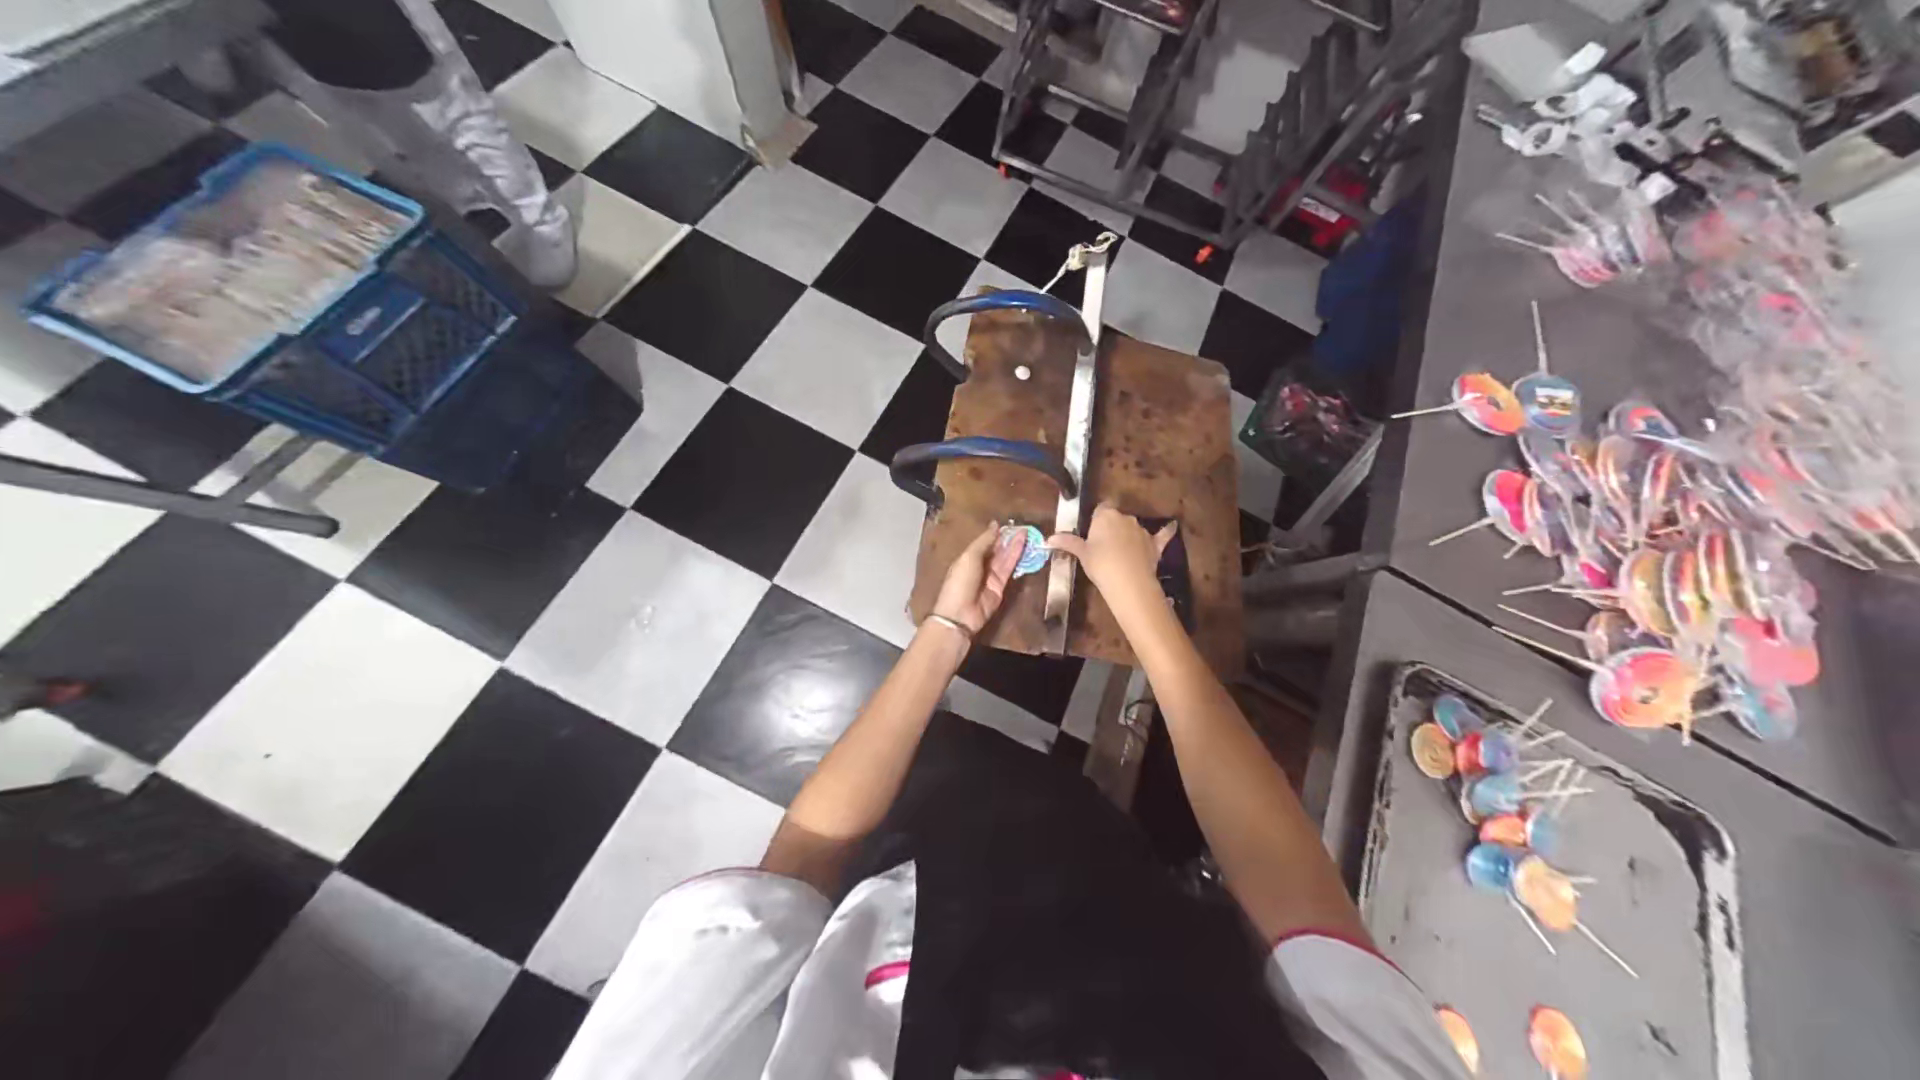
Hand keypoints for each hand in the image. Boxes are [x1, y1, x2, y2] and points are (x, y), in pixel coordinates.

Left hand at [931, 525, 1026, 635]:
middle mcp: (981, 565)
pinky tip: (1024, 548)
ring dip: (1015, 547)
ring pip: (1005, 559)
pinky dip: (1016, 560)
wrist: (961, 614)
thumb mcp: (969, 557)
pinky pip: (1009, 571)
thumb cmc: (960, 582)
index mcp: (969, 557)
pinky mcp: (1001, 587)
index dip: (998, 533)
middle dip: (1009, 539)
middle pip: (997, 550)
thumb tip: (995, 525)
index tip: (1011, 523)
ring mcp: (991, 577)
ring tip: (1027, 533)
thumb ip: (984, 541)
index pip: (986, 542)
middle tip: (1024, 527)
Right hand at [1048, 502, 1175, 620]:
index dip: (1096, 520)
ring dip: (1128, 536)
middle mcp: (1125, 517)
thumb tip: (1048, 539)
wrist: (1128, 582)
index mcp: (1106, 515)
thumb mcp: (1081, 553)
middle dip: (1111, 528)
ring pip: (1133, 528)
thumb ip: (1068, 542)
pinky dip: (1165, 532)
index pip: (1101, 509)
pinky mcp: (1155, 544)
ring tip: (1121, 554)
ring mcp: (1142, 530)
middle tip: (1102, 547)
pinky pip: (1161, 535)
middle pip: (1116, 518)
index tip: (1092, 533)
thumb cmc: (1100, 564)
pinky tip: (1172, 526)